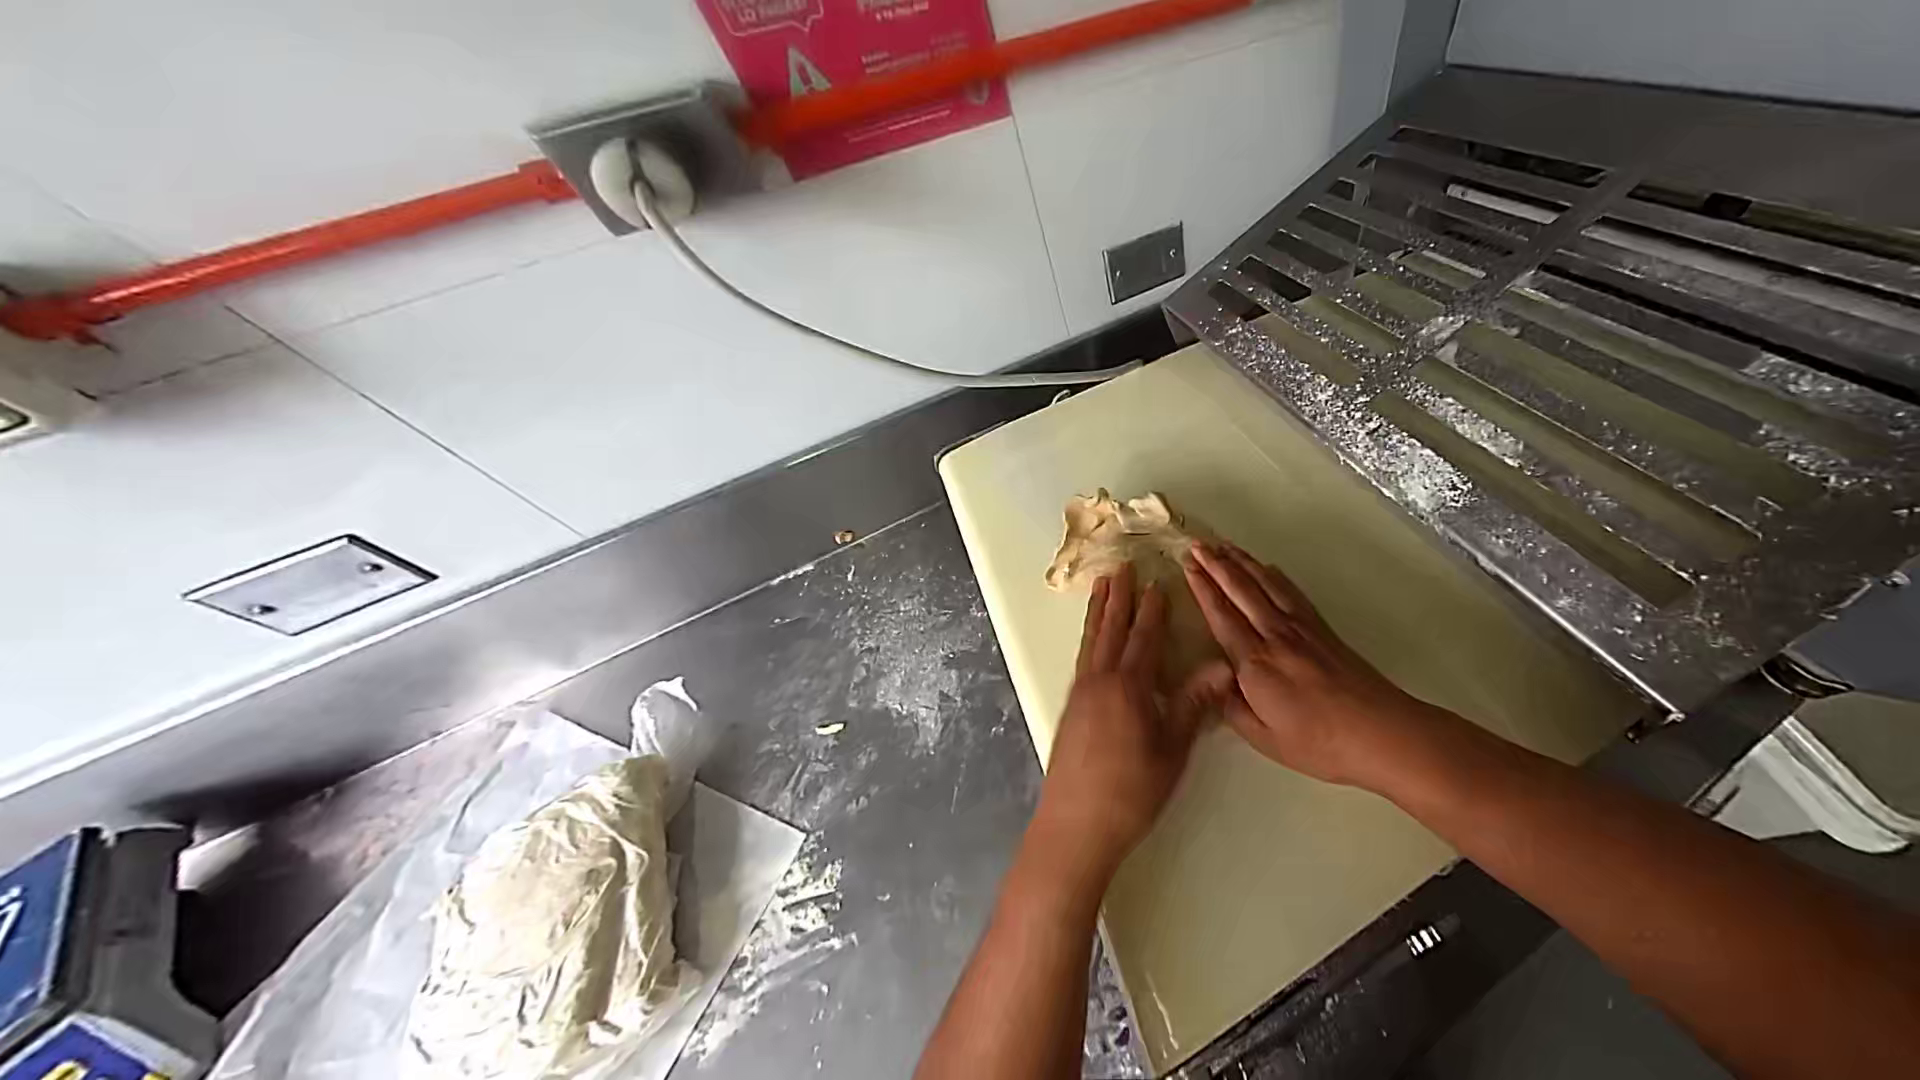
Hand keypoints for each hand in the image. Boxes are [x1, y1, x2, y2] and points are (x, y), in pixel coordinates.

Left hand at [1035, 564, 1201, 871]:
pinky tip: (1092, 641)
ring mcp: (1079, 693)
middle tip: (1121, 567)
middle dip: (1118, 598)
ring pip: (1091, 641)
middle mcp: (1098, 681)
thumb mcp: (1172, 751)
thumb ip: (1192, 705)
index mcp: (1128, 687)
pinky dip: (1089, 638)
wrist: (1076, 823)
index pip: (1144, 639)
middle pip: (1110, 630)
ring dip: (1098, 612)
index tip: (1157, 582)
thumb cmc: (1131, 792)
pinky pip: (1082, 658)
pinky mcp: (1069, 708)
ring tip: (1101, 587)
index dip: (1153, 610)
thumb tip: (1220, 667)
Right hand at [1182, 540, 1453, 790]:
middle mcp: (1275, 637)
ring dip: (1243, 563)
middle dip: (1216, 565)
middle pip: (1241, 591)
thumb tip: (1211, 680)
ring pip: (1266, 586)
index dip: (1202, 588)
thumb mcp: (1263, 737)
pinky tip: (1267, 567)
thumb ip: (1230, 705)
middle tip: (1196, 545)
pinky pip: (1293, 594)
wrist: (1384, 735)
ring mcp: (1301, 630)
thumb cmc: (1318, 743)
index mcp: (1254, 663)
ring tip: (1223, 546)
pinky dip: (1276, 576)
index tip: (1187, 566)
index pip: (1221, 616)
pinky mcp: (1322, 631)